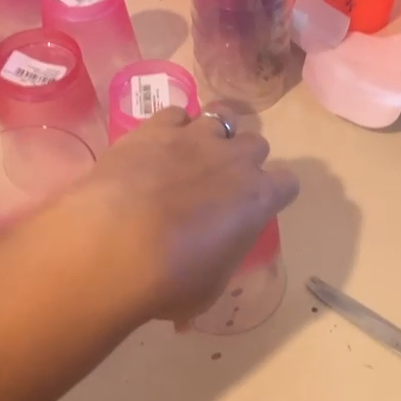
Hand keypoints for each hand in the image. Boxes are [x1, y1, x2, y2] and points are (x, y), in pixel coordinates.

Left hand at [48, 108, 298, 324]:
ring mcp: (195, 138)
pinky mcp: (154, 129)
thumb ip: (218, 263)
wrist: (112, 248)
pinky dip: (172, 127)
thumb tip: (204, 268)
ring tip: (192, 153)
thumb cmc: (172, 280)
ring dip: (212, 134)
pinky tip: (158, 145)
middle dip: (243, 160)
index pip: (287, 184)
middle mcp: (235, 160)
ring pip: (221, 116)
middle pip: (256, 143)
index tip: (256, 207)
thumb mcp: (209, 287)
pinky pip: (175, 113)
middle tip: (220, 183)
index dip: (273, 194)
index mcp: (258, 198)